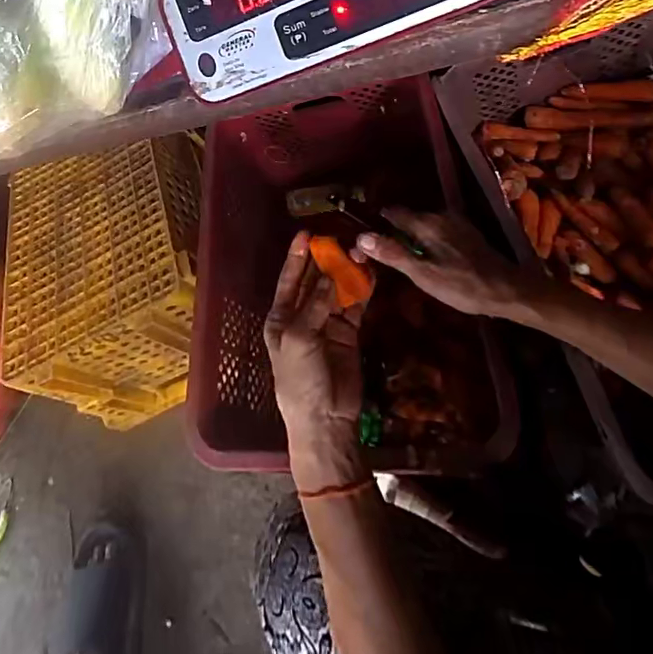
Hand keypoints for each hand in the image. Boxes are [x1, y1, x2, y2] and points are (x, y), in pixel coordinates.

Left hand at [264, 232, 368, 490]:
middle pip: (314, 281)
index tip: (306, 233)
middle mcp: (302, 317)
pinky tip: (371, 274)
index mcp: (281, 318)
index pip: (289, 280)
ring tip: (360, 251)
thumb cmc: (300, 379)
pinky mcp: (348, 334)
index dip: (297, 257)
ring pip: (337, 291)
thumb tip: (329, 275)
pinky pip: (355, 307)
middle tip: (340, 238)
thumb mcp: (300, 339)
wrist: (325, 420)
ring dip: (347, 273)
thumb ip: (314, 305)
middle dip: (326, 261)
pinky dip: (363, 291)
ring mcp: (326, 324)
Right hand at [353, 208, 556, 322]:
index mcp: (426, 223)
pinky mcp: (468, 233)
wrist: (509, 291)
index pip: (392, 213)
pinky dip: (430, 241)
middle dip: (395, 233)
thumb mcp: (423, 274)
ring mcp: (457, 223)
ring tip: (409, 260)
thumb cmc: (462, 285)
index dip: (376, 225)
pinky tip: (432, 259)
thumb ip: (392, 253)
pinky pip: (439, 231)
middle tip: (388, 257)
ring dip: (413, 238)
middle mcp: (441, 215)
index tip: (367, 242)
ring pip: (424, 225)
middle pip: (408, 219)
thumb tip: (361, 236)